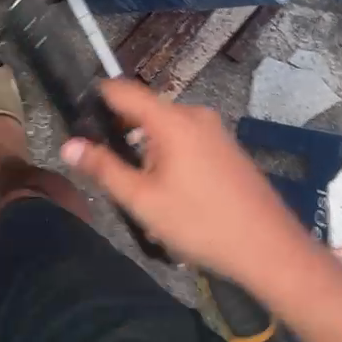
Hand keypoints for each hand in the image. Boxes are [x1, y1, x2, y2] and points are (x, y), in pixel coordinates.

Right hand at [59, 78, 307, 288]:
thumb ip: (104, 169)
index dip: (97, 97)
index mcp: (170, 120)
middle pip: (144, 109)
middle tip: (111, 166)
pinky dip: (172, 154)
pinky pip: (187, 138)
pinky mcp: (228, 148)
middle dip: (123, 132)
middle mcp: (193, 114)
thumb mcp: (143, 201)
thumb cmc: (202, 224)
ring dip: (149, 148)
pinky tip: (174, 192)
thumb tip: (68, 145)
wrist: (273, 252)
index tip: (79, 115)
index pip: (122, 89)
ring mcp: (215, 130)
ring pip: (167, 127)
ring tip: (143, 187)